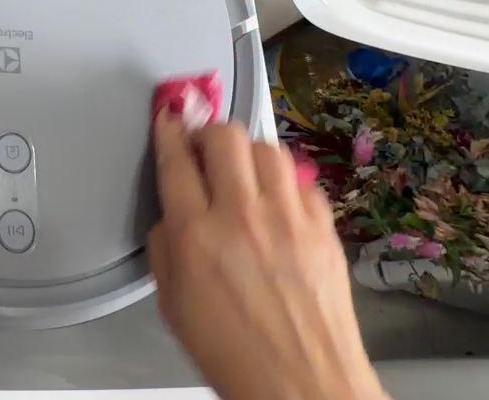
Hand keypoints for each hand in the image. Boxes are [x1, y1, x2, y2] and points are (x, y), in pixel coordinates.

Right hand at [149, 116, 387, 399]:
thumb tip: (173, 211)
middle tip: (206, 150)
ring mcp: (289, 221)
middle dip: (209, 132)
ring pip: (267, 148)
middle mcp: (242, 217)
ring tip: (244, 175)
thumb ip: (164, 244)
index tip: (168, 116)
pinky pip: (303, 182)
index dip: (168, 128)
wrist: (306, 391)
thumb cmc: (231, 353)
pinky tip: (279, 205)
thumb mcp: (171, 301)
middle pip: (225, 135)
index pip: (176, 156)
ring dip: (249, 154)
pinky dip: (286, 185)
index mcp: (195, 234)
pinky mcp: (324, 232)